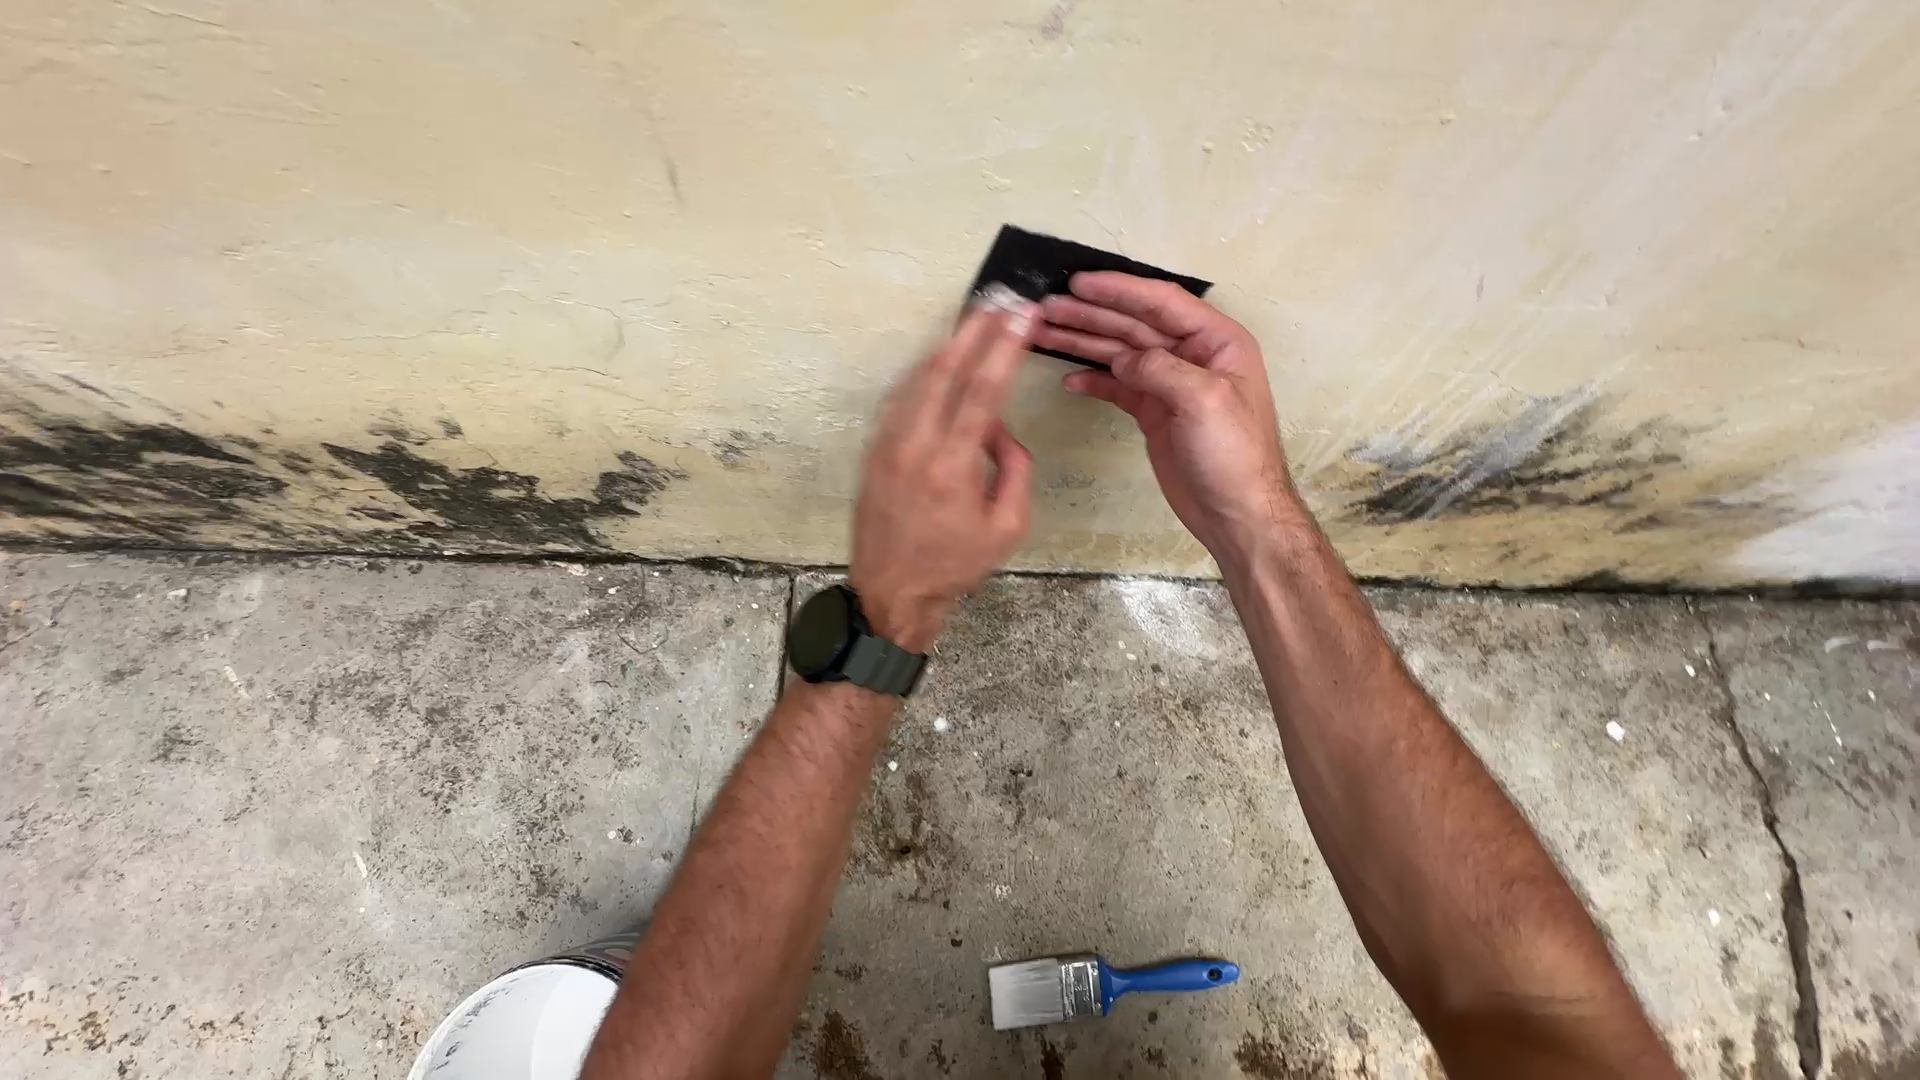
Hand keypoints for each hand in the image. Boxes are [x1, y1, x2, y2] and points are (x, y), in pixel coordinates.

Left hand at [849, 290, 1037, 651]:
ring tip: (974, 318)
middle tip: (998, 299)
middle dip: (973, 329)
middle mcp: (914, 447)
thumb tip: (998, 428)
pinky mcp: (873, 451)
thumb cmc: (955, 565)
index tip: (1021, 315)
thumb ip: (1014, 468)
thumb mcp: (1008, 527)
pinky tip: (940, 359)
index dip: (1003, 347)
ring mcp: (886, 446)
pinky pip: (901, 400)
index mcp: (951, 468)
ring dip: (946, 345)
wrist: (891, 590)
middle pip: (943, 371)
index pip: (982, 392)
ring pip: (916, 379)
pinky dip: (923, 374)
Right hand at [1034, 272, 1298, 560]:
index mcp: (1216, 341)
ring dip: (1083, 341)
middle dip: (1091, 314)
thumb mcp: (1204, 401)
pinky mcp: (1153, 412)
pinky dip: (1093, 381)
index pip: (1161, 303)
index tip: (1078, 283)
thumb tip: (1123, 359)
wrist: (1236, 513)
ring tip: (1045, 331)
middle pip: (1133, 324)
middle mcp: (1192, 355)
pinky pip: (1117, 386)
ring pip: (1120, 353)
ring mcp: (1169, 384)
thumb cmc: (1233, 455)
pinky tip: (1068, 378)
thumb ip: (1161, 369)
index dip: (1118, 290)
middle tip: (1047, 306)